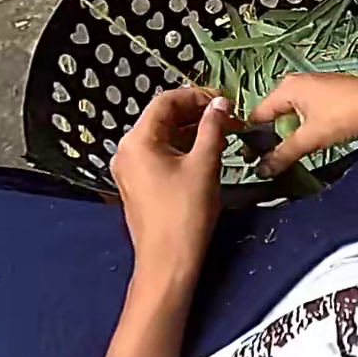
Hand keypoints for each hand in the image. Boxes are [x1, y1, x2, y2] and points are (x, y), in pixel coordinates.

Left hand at [111, 88, 235, 276]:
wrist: (168, 261)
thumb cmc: (186, 211)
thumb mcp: (204, 164)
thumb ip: (213, 128)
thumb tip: (220, 102)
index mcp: (138, 140)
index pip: (166, 101)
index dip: (197, 95)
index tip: (226, 101)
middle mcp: (127, 149)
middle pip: (163, 117)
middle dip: (197, 113)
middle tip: (229, 117)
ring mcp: (131, 168)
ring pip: (164, 136)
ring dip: (193, 130)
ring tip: (224, 133)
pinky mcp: (139, 183)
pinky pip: (161, 154)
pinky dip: (184, 147)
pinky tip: (208, 152)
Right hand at [247, 74, 357, 177]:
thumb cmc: (341, 116)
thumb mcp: (309, 138)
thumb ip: (284, 154)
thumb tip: (264, 169)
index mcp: (286, 88)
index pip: (259, 113)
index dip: (253, 136)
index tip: (250, 156)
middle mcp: (298, 82)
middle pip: (276, 112)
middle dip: (273, 135)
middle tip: (271, 156)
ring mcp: (316, 85)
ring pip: (294, 112)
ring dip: (292, 131)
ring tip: (293, 150)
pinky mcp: (331, 92)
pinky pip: (309, 110)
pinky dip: (307, 124)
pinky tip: (314, 137)